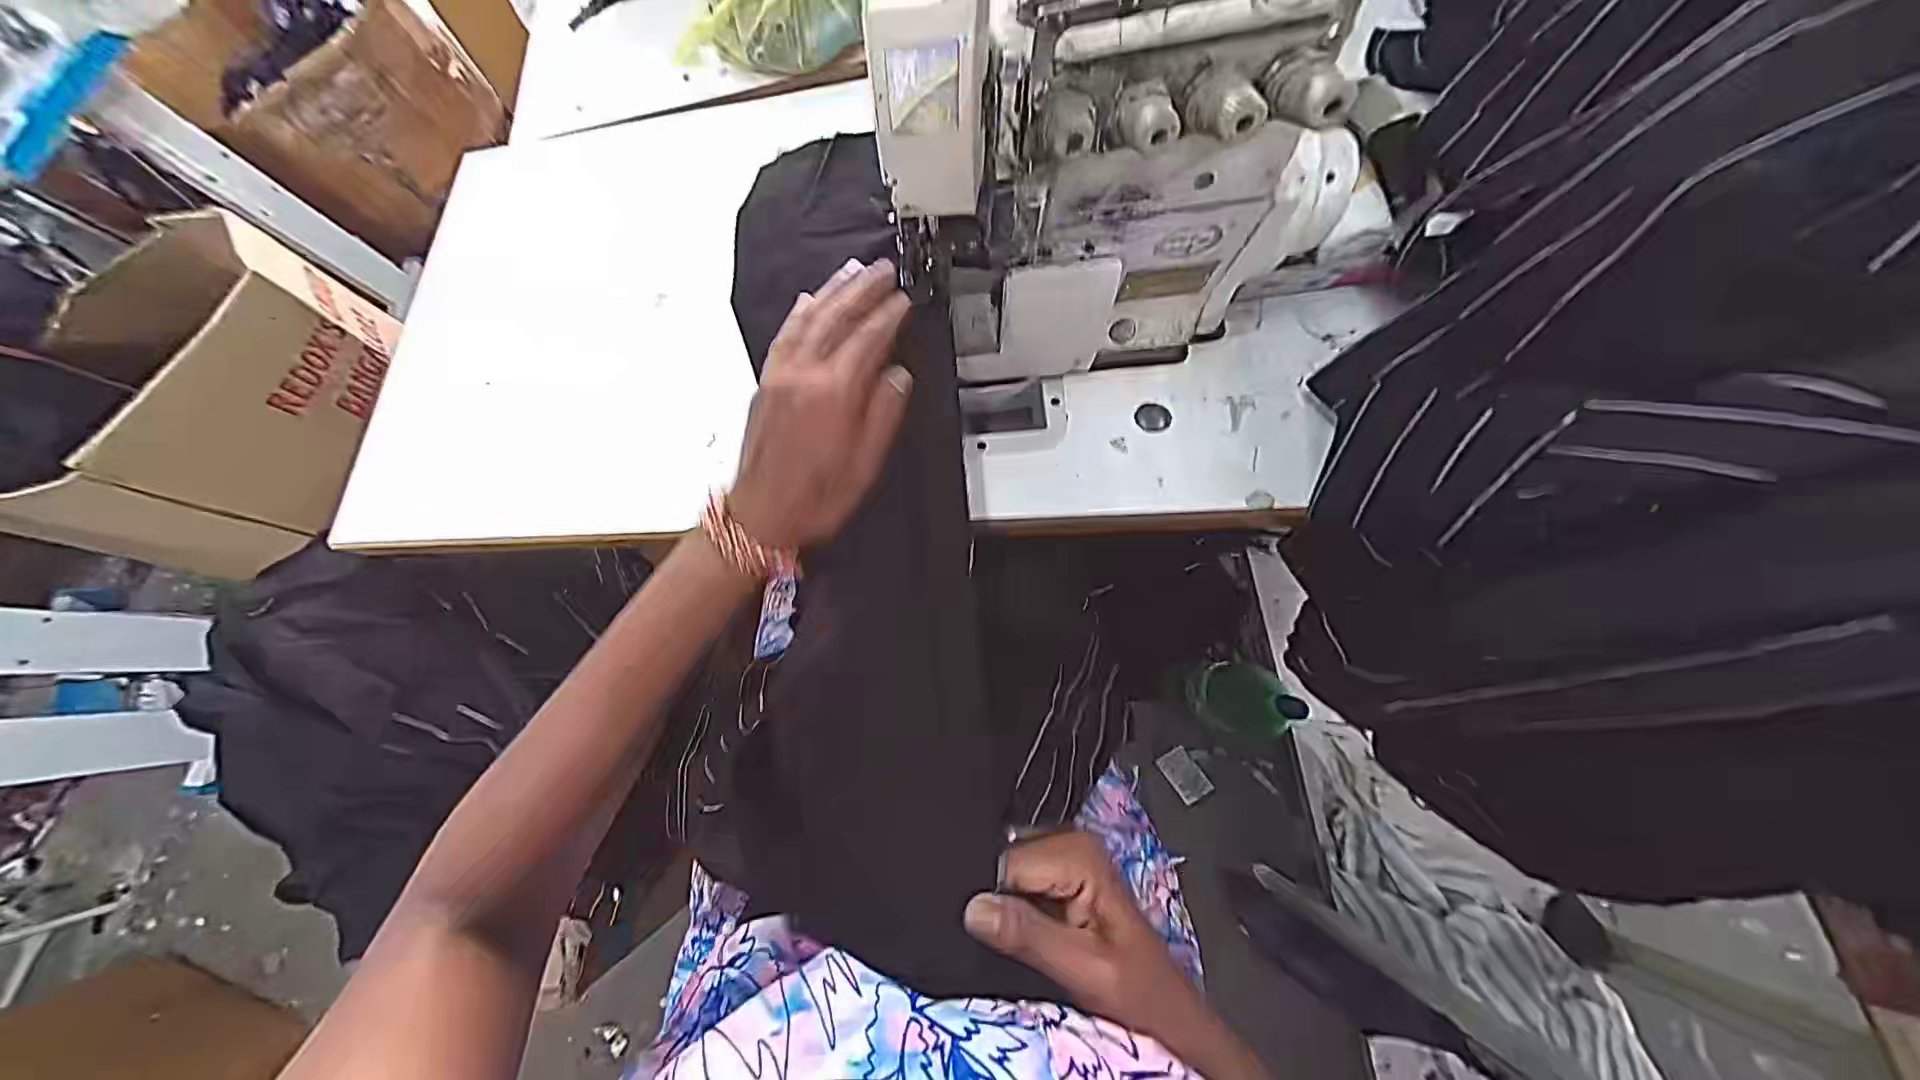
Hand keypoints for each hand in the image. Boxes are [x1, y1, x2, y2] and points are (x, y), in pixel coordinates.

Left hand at [728, 258, 913, 549]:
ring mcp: (781, 376)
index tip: (904, 301)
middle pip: (837, 316)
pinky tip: (809, 301)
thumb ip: (883, 414)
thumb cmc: (812, 497)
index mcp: (834, 394)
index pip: (868, 338)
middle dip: (864, 289)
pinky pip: (785, 335)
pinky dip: (801, 312)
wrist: (763, 512)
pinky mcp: (767, 383)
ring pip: (809, 318)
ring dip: (833, 291)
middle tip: (884, 271)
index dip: (889, 316)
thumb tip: (897, 378)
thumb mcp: (865, 464)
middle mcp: (803, 376)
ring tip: (853, 273)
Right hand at [965, 830, 1272, 1079]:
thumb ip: (1029, 935)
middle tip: (1023, 940)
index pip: (1004, 863)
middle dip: (998, 899)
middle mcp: (1070, 840)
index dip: (994, 901)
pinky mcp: (1058, 871)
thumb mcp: (1084, 970)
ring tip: (1033, 936)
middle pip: (1003, 861)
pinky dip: (1012, 904)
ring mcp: (1064, 853)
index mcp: (1078, 851)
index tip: (1004, 936)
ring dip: (1004, 904)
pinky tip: (1029, 928)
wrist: (1165, 1007)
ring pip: (1004, 869)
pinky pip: (1016, 878)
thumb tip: (975, 908)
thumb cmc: (1138, 990)